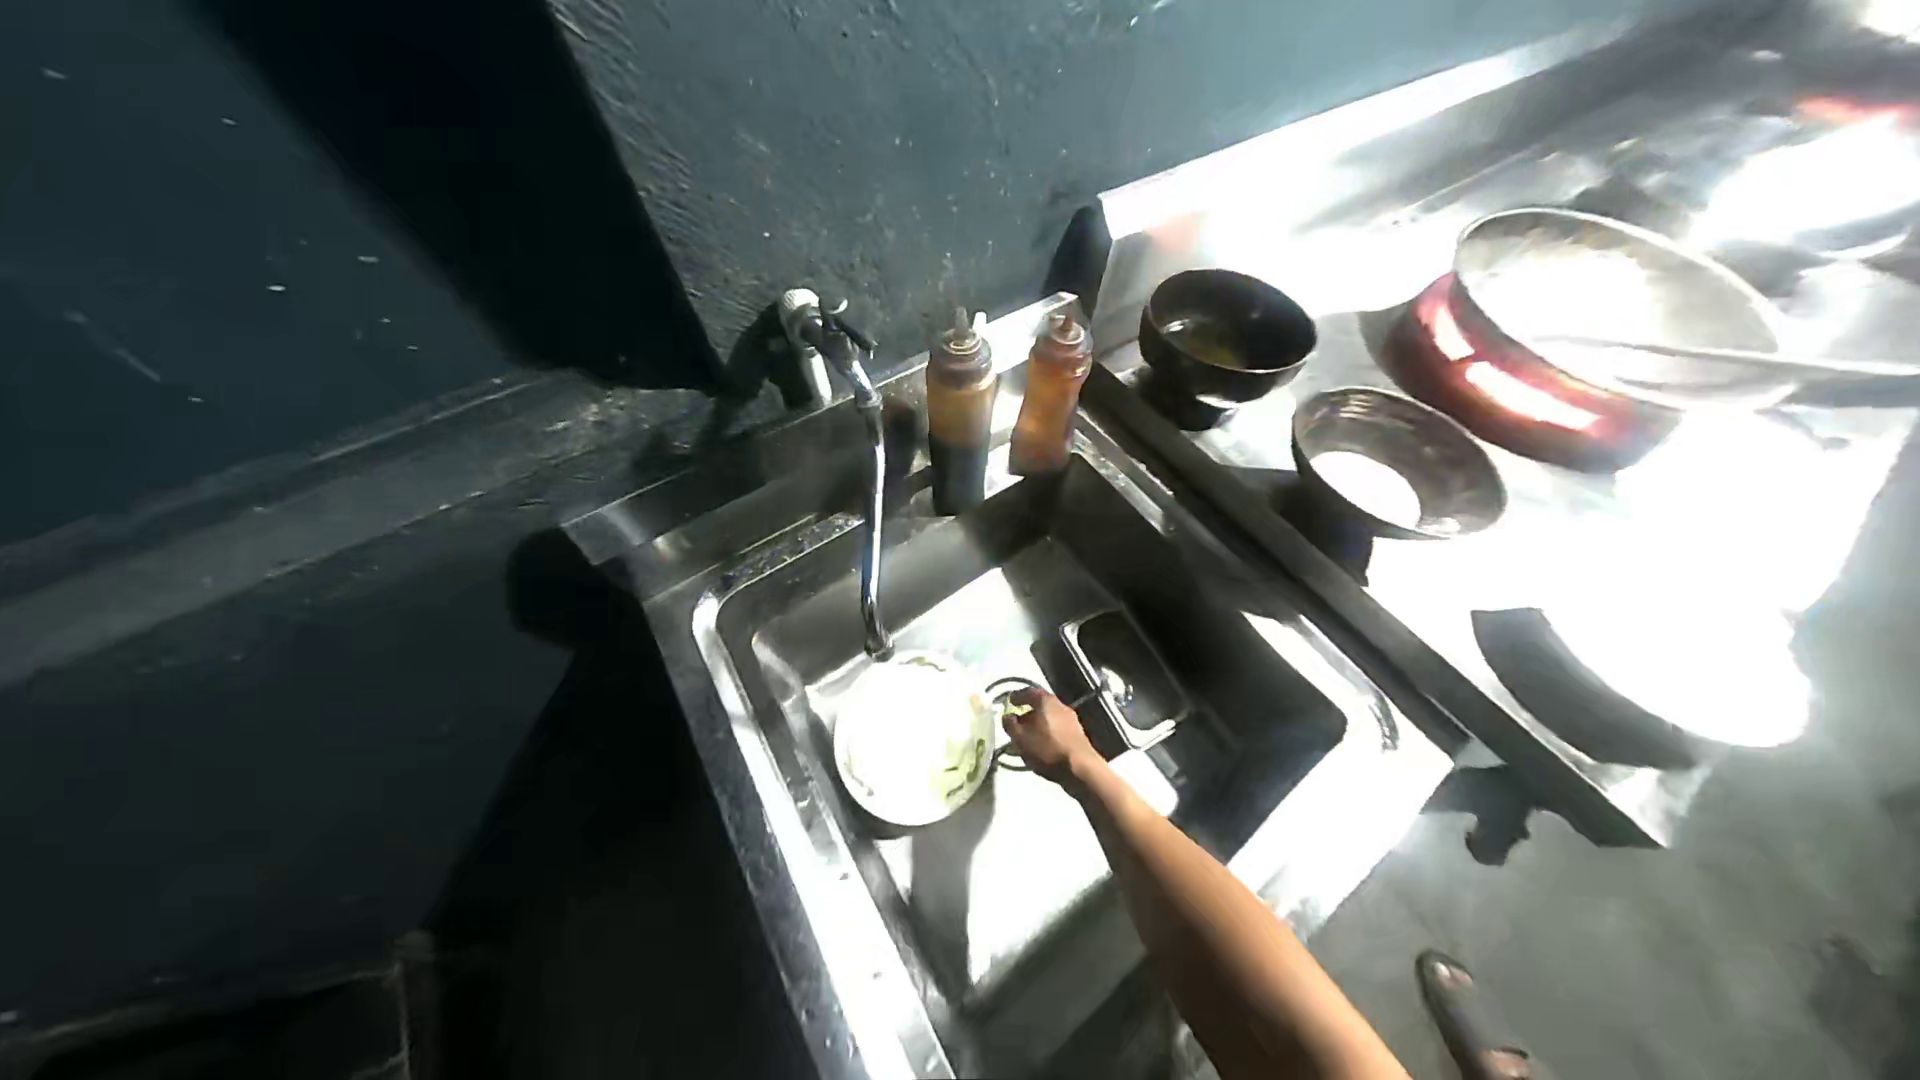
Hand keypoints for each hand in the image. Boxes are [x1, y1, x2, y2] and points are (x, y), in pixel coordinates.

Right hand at [1001, 687, 1101, 791]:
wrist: (1081, 768)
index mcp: (1046, 701)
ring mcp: (1071, 720)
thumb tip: (1007, 717)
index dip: (1017, 696)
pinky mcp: (1078, 735)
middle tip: (1017, 723)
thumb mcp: (1021, 738)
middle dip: (1027, 713)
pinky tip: (1042, 746)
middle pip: (1040, 705)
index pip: (1028, 692)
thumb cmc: (1048, 750)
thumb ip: (1010, 725)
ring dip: (1038, 725)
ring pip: (1049, 718)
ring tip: (1028, 738)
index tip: (1010, 701)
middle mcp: (1060, 706)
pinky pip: (1057, 729)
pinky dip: (1047, 733)